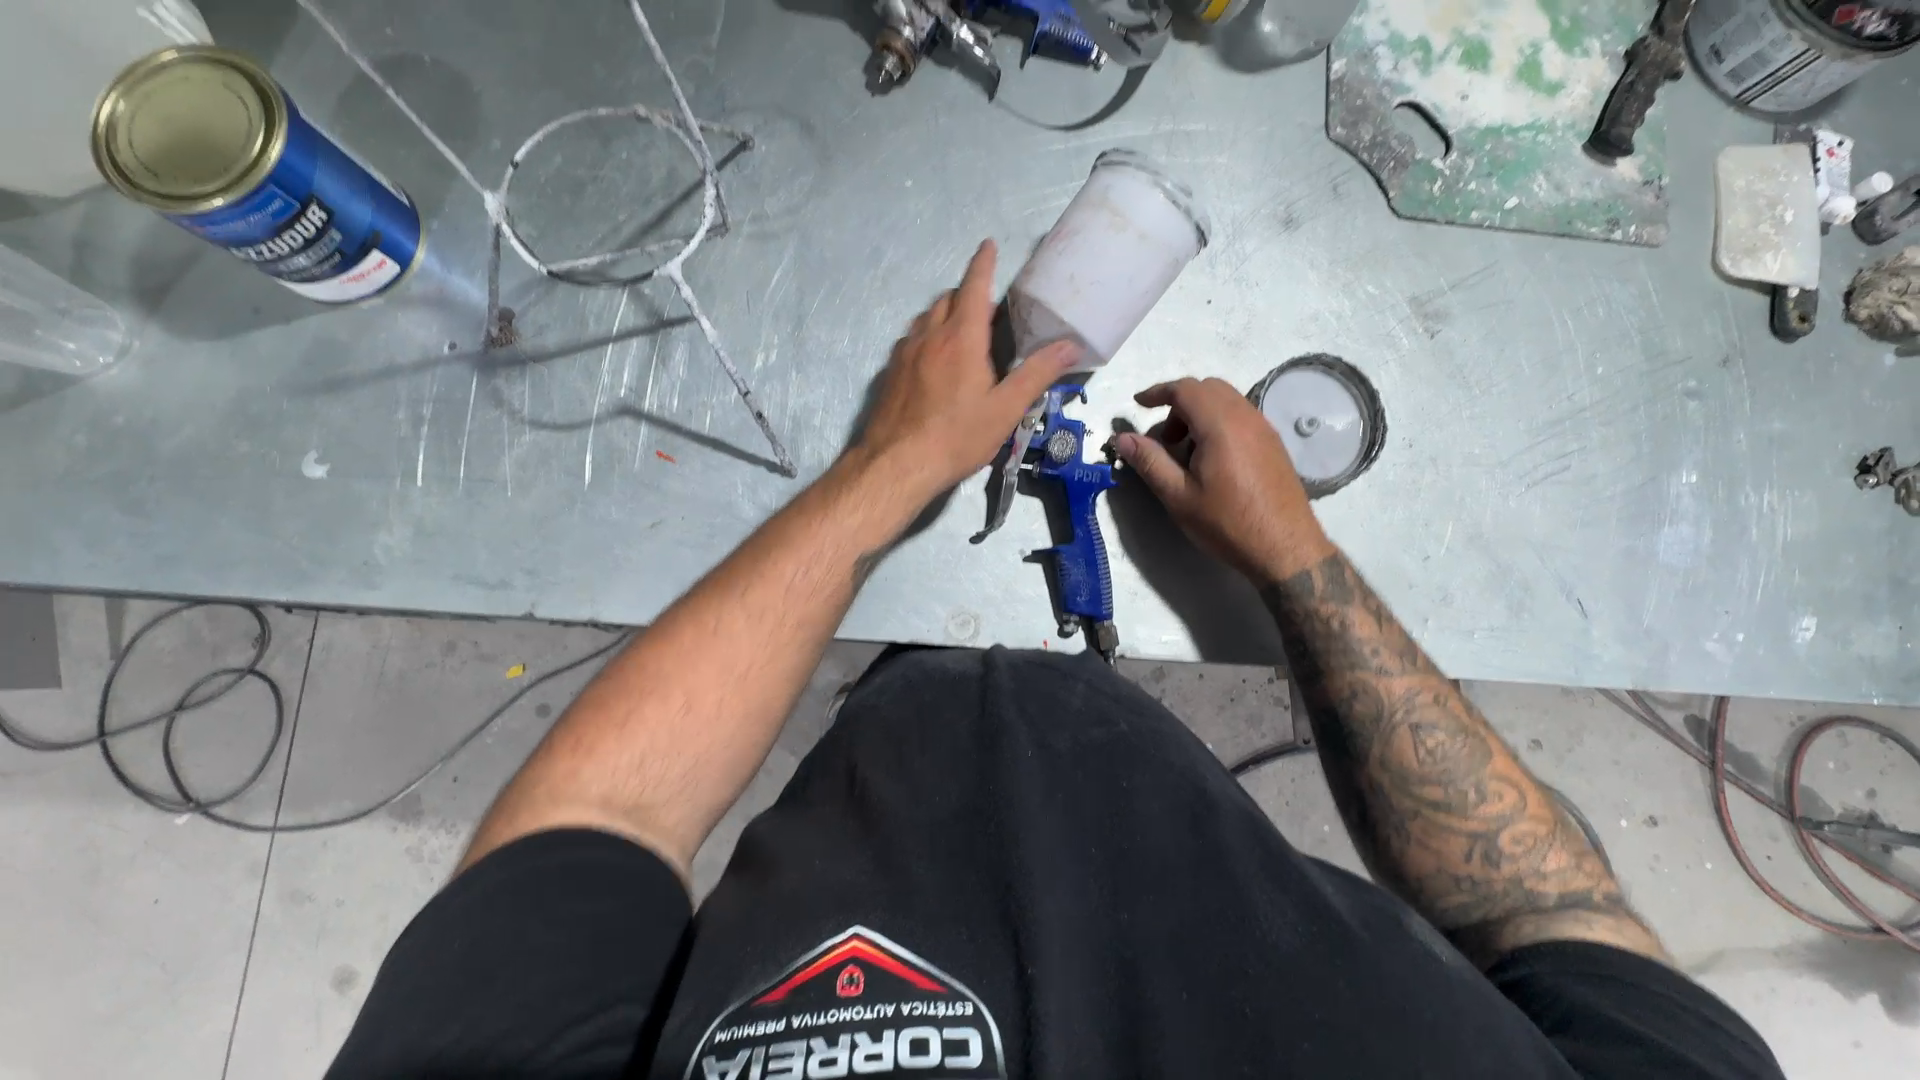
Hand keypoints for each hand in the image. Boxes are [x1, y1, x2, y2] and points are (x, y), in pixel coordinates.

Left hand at [849, 240, 1078, 502]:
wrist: (896, 464)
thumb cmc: (956, 437)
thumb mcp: (1005, 409)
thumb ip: (1037, 374)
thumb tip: (1071, 346)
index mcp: (961, 338)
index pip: (974, 287)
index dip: (983, 263)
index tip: (988, 245)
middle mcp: (929, 336)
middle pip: (946, 299)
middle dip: (965, 293)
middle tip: (984, 306)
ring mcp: (903, 353)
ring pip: (924, 319)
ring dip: (943, 315)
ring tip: (960, 333)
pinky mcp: (888, 373)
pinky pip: (909, 342)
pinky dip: (925, 339)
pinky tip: (932, 364)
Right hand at [1113, 377, 1332, 581]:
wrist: (1284, 547)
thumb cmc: (1227, 523)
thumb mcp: (1179, 496)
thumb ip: (1150, 461)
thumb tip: (1122, 437)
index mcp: (1221, 425)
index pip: (1185, 390)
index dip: (1158, 392)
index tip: (1138, 405)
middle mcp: (1246, 417)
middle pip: (1207, 389)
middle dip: (1178, 403)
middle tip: (1164, 438)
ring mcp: (1264, 429)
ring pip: (1226, 401)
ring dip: (1199, 413)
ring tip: (1185, 452)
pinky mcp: (1273, 443)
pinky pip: (1241, 416)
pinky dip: (1218, 423)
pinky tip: (1211, 460)